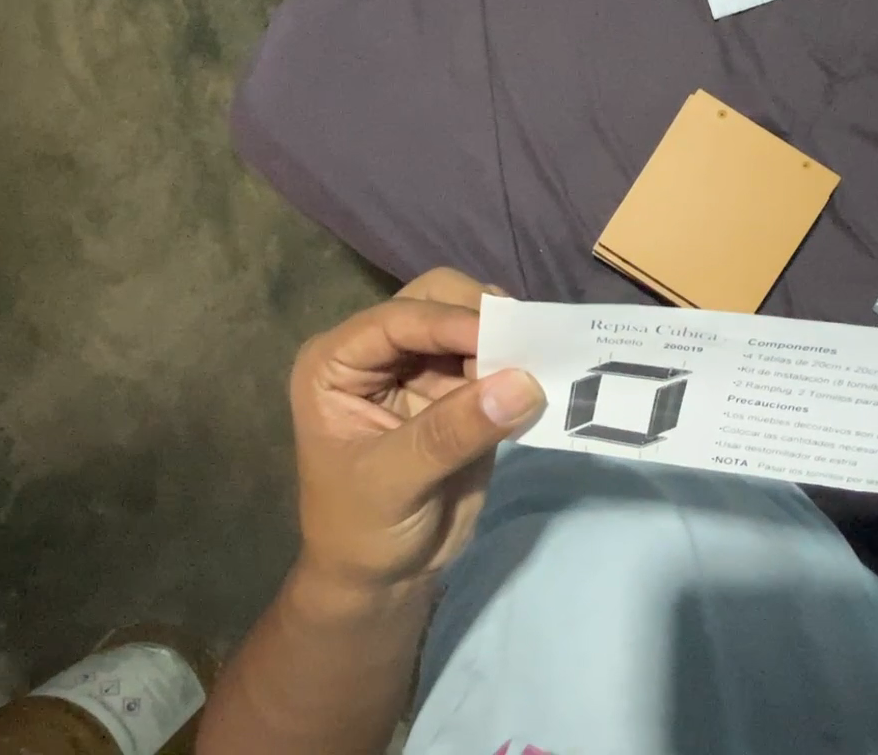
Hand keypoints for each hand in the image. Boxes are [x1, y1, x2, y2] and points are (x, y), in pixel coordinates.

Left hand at [287, 268, 544, 595]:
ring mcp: (421, 365)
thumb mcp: (394, 481)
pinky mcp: (459, 387)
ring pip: (470, 320)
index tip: (506, 337)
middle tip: (525, 342)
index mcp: (337, 361)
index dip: (451, 323)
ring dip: (505, 335)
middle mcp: (377, 351)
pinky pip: (494, 357)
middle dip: (480, 316)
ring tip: (540, 358)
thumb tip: (523, 383)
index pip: (398, 320)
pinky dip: (518, 361)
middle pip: (435, 300)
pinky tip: (541, 374)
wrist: (384, 577)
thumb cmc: (362, 529)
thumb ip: (452, 431)